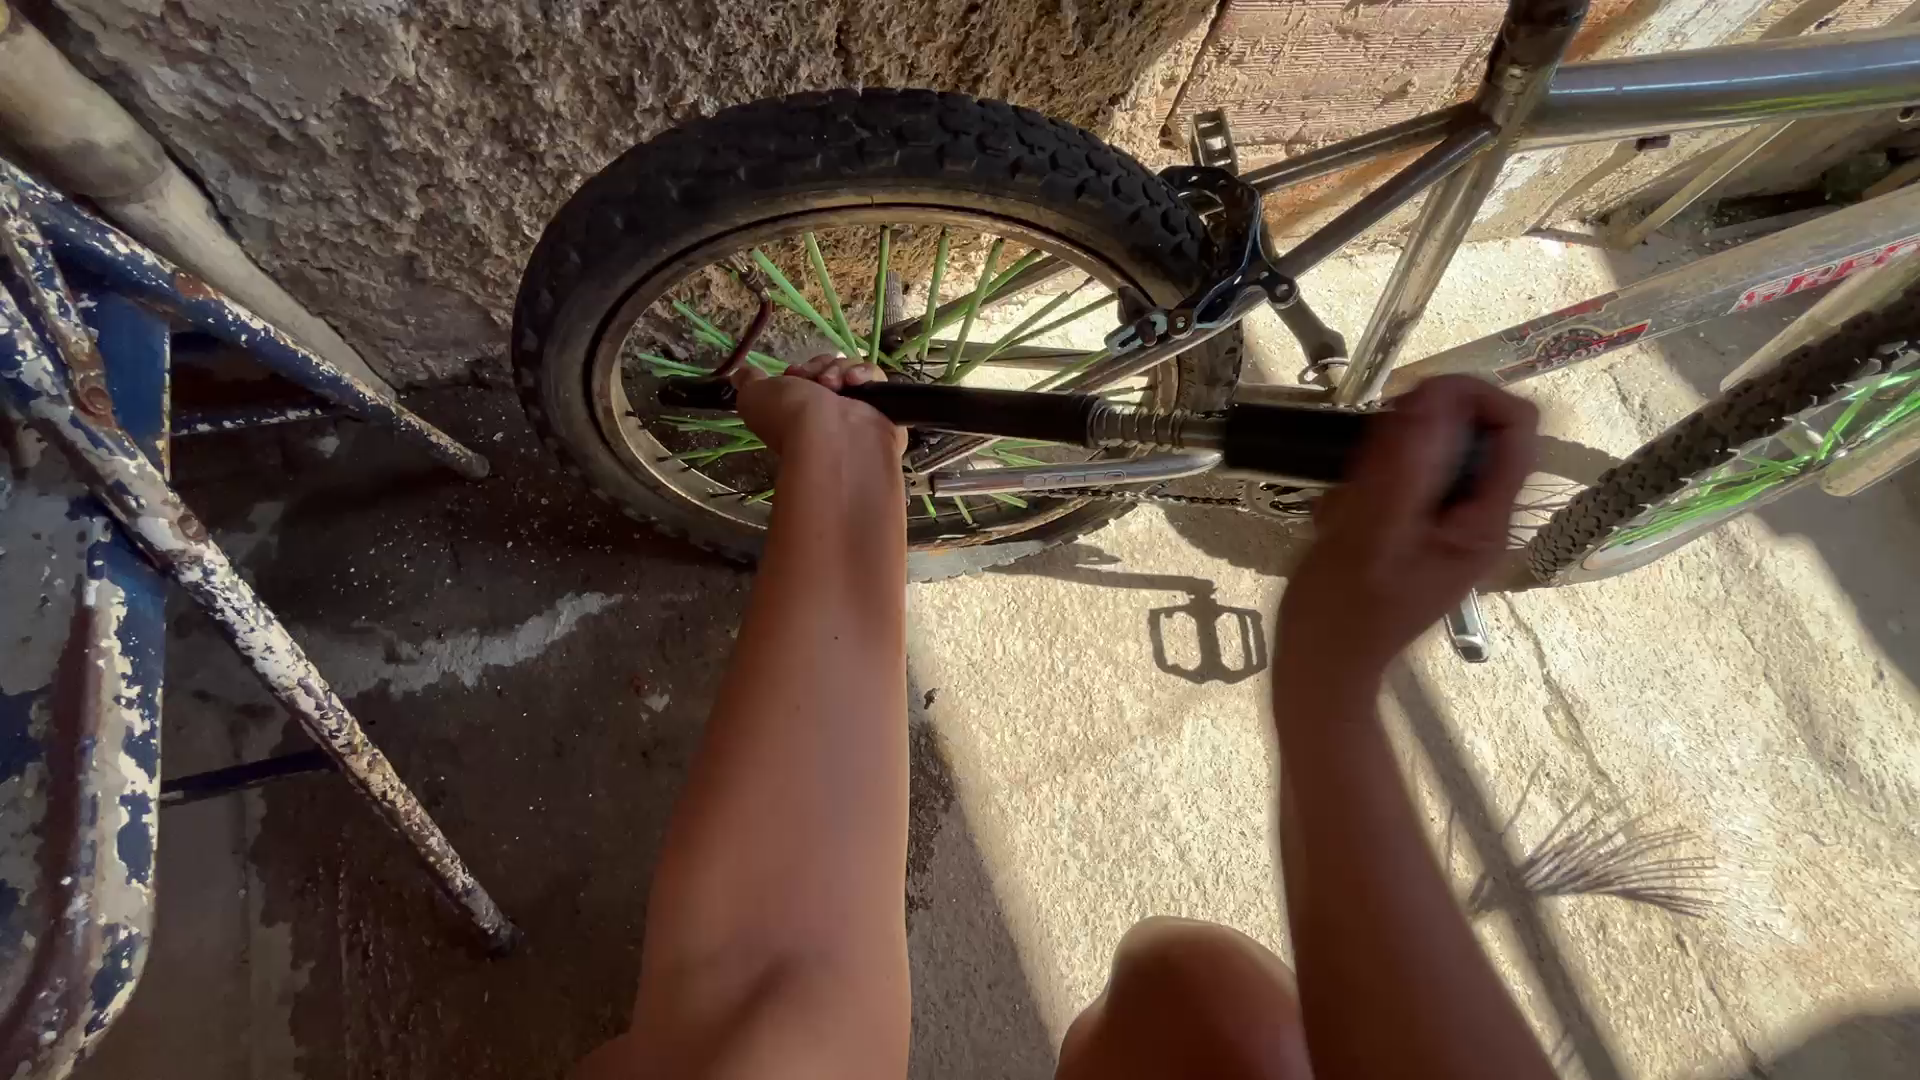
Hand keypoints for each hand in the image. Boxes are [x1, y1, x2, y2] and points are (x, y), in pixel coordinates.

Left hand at [731, 355, 905, 457]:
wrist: (831, 438)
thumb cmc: (790, 418)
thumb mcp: (754, 396)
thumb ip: (749, 382)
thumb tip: (742, 374)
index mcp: (801, 412)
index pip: (806, 379)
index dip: (799, 370)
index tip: (793, 373)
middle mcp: (830, 413)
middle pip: (830, 371)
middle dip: (821, 367)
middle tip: (816, 380)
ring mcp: (858, 411)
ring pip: (853, 371)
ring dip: (841, 369)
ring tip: (834, 385)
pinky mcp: (885, 408)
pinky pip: (876, 378)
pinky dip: (865, 374)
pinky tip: (855, 383)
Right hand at [1277, 375, 1536, 686]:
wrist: (1318, 668)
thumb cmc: (1340, 613)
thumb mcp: (1368, 536)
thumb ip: (1403, 467)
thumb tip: (1432, 396)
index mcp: (1482, 521)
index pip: (1513, 426)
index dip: (1468, 394)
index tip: (1404, 397)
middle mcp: (1472, 519)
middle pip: (1468, 436)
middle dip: (1412, 433)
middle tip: (1361, 457)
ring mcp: (1439, 528)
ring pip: (1427, 457)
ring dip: (1380, 462)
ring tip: (1344, 498)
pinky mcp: (1408, 534)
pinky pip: (1398, 485)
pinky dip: (1365, 486)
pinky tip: (1337, 516)